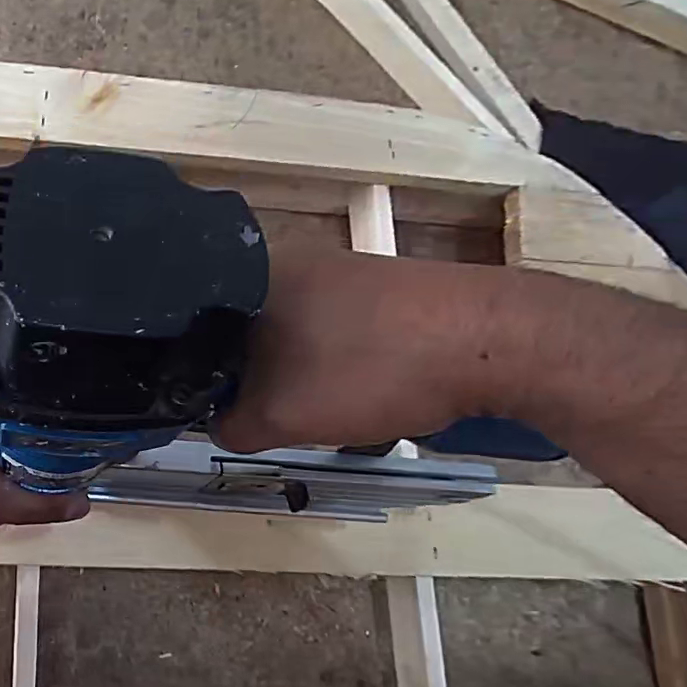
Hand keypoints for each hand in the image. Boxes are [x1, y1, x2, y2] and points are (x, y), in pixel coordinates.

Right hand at [212, 248, 493, 452]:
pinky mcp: (375, 287)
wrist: (488, 340)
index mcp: (253, 275)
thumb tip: (219, 423)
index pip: (198, 333)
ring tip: (330, 405)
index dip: (205, 378)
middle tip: (279, 415)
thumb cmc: (371, 369)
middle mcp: (288, 261)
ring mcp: (337, 270)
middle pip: (246, 337)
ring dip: (298, 377)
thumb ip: (233, 425)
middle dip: (257, 382)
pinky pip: (331, 333)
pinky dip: (335, 365)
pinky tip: (364, 387)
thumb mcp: (284, 416)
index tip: (225, 412)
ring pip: (291, 339)